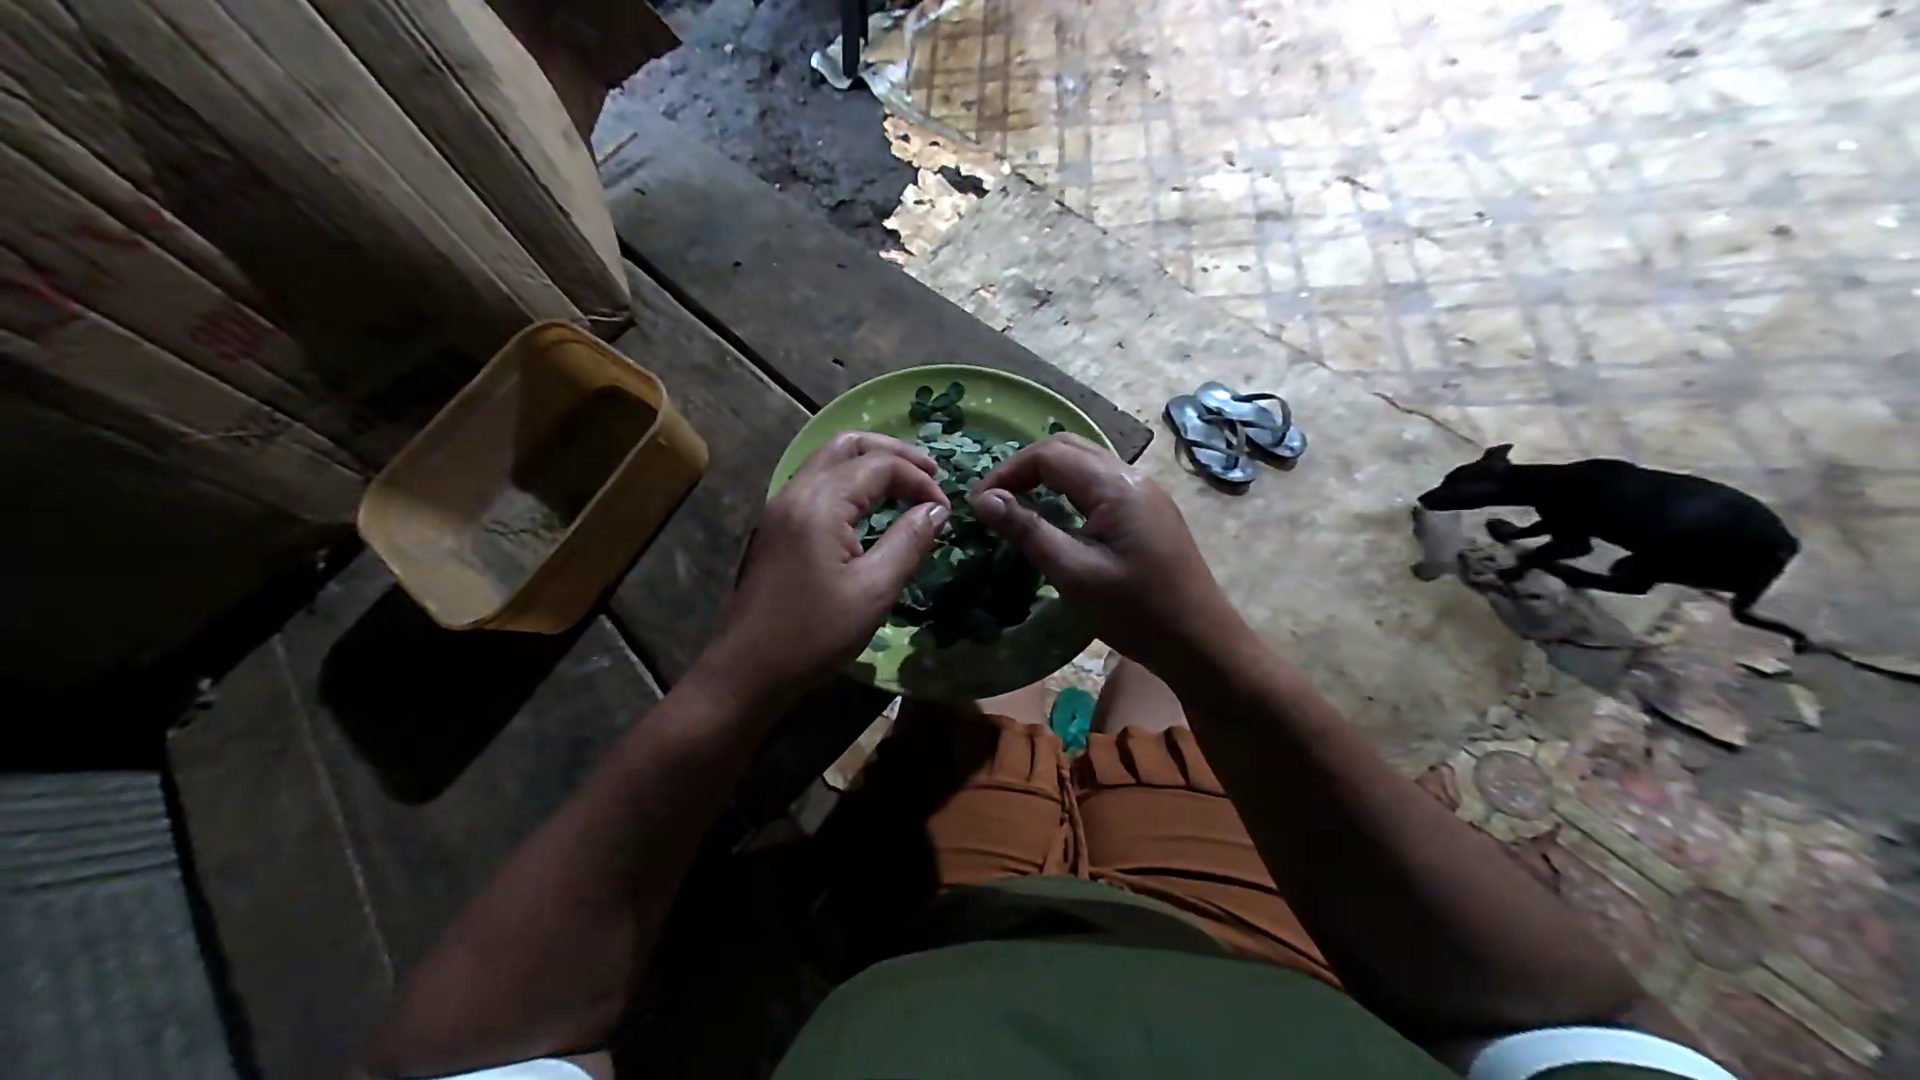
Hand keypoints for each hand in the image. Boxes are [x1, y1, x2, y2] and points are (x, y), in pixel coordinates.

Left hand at [698, 432, 949, 701]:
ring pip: (829, 460)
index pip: (879, 465)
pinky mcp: (776, 526)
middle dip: (894, 454)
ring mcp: (780, 507)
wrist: (747, 671)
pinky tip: (871, 506)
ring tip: (907, 483)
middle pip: (849, 445)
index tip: (945, 511)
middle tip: (931, 473)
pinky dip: (850, 482)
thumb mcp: (874, 590)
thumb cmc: (814, 635)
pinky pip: (817, 484)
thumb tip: (938, 509)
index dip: (919, 480)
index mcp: (819, 503)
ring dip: (871, 464)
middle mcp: (795, 492)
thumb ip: (909, 541)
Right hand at [969, 434, 1236, 671]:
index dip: (1008, 471)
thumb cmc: (1136, 613)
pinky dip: (1068, 491)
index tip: (979, 504)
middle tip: (995, 502)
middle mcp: (1132, 477)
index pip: (1050, 454)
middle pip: (1068, 448)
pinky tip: (1055, 519)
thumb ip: (1028, 530)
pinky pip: (1099, 485)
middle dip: (1025, 468)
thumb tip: (984, 500)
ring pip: (1085, 464)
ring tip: (1017, 507)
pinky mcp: (1148, 512)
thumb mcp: (1074, 573)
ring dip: (1047, 477)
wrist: (1201, 643)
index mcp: (1116, 486)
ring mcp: (1144, 493)